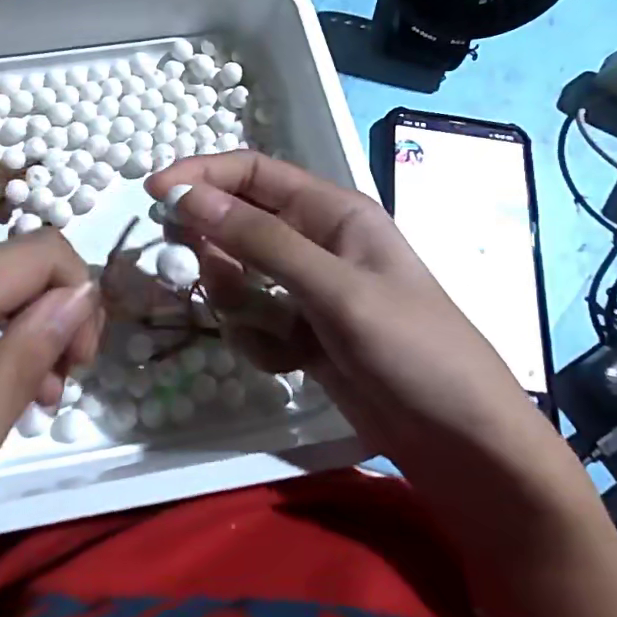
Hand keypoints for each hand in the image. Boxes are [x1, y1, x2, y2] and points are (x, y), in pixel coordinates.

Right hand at [143, 152, 616, 616]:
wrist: (461, 443)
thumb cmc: (413, 350)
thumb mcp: (335, 290)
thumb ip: (261, 241)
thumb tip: (188, 197)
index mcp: (334, 213)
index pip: (254, 173)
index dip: (203, 176)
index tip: (155, 195)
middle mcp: (317, 244)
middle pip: (239, 226)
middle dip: (217, 253)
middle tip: (215, 285)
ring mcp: (309, 293)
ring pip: (239, 280)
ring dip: (239, 306)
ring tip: (274, 336)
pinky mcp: (304, 336)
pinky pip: (253, 325)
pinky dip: (259, 343)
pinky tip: (291, 365)